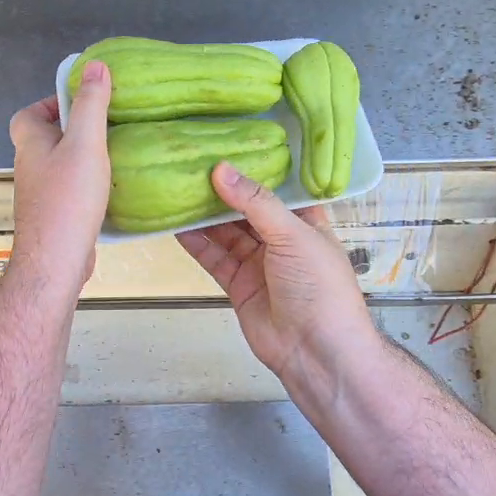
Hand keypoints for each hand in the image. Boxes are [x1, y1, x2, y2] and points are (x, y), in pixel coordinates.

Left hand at [9, 61, 112, 290]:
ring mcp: (39, 197)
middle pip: (45, 140)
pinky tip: (109, 191)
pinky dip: (85, 187)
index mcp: (29, 144)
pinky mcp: (53, 219)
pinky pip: (68, 193)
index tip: (80, 103)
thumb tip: (94, 66)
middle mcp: (29, 168)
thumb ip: (90, 105)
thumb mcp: (85, 144)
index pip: (28, 114)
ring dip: (81, 161)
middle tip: (104, 130)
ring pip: (59, 168)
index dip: (50, 104)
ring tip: (113, 157)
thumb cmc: (68, 199)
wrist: (55, 261)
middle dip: (72, 131)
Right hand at [177, 163, 375, 384]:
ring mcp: (259, 264)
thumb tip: (220, 169)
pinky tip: (176, 225)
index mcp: (306, 223)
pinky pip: (214, 259)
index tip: (226, 144)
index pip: (278, 189)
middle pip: (246, 210)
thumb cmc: (319, 287)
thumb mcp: (293, 235)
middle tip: (190, 164)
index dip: (254, 169)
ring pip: (226, 233)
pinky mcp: (238, 286)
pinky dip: (196, 243)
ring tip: (177, 188)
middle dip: (222, 191)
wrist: (315, 350)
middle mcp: (282, 241)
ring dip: (204, 216)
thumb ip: (255, 202)